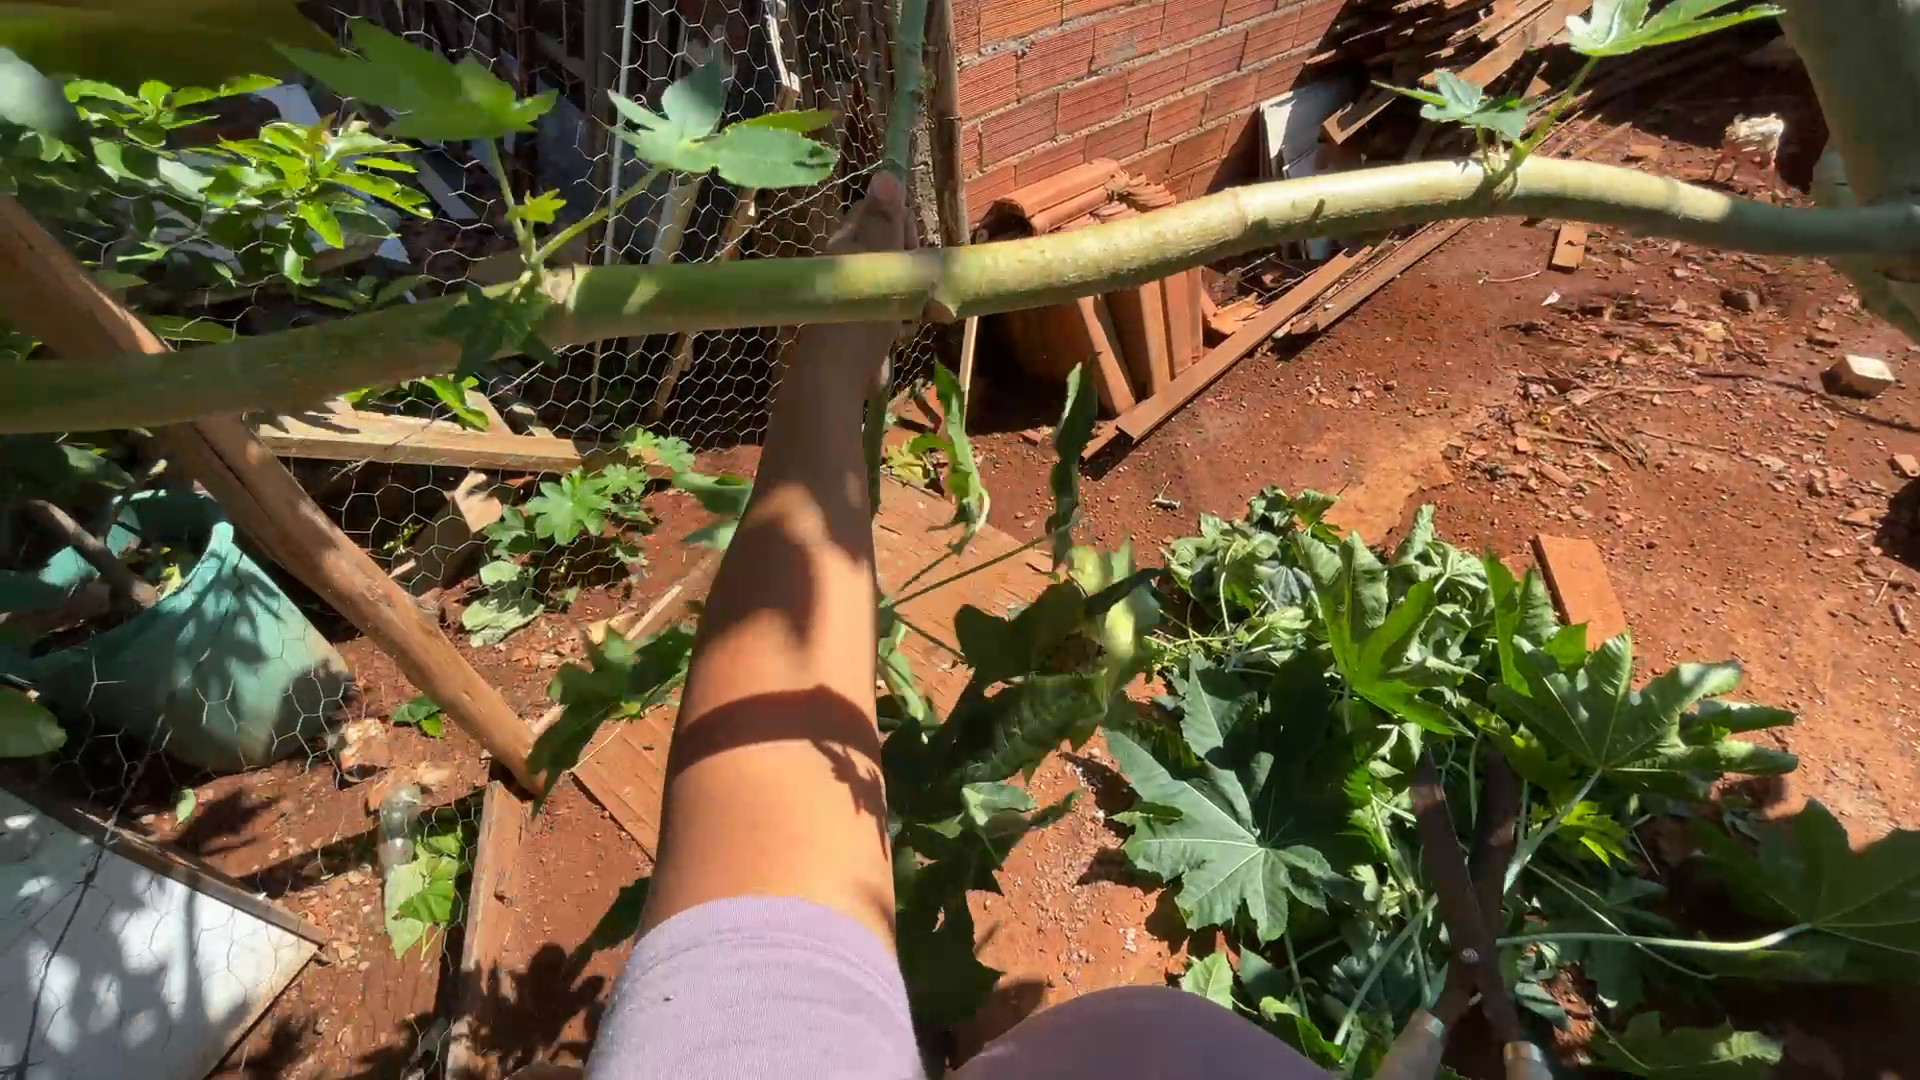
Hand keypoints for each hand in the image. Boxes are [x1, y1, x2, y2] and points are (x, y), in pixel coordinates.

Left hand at [794, 172, 914, 390]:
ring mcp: (855, 297)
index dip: (904, 227)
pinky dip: (898, 325)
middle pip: (892, 251)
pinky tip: (896, 339)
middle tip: (915, 289)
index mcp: (847, 243)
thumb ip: (884, 222)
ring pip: (896, 285)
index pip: (880, 213)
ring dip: (908, 301)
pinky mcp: (861, 326)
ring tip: (905, 321)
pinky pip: (890, 314)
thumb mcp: (880, 263)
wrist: (839, 374)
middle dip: (911, 268)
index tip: (914, 249)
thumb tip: (885, 174)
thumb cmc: (859, 316)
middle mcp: (848, 265)